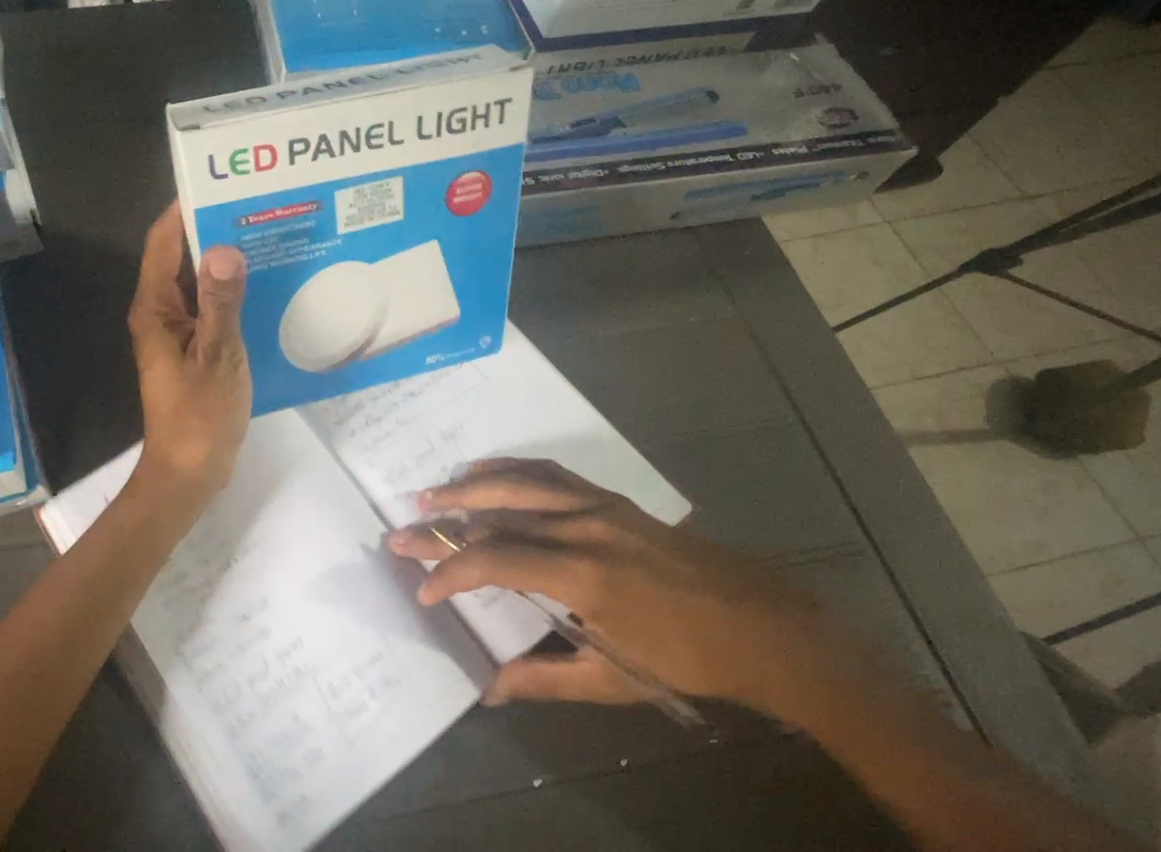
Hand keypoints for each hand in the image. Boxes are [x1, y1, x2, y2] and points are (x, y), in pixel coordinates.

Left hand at [127, 204, 251, 499]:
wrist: (189, 473)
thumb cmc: (199, 416)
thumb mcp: (217, 356)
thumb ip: (222, 303)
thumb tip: (224, 248)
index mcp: (155, 307)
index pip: (164, 241)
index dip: (186, 207)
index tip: (223, 182)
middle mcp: (161, 312)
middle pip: (182, 256)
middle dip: (214, 228)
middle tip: (260, 204)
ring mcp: (177, 331)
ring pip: (199, 282)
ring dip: (226, 260)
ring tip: (270, 233)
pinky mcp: (195, 348)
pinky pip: (211, 306)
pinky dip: (233, 292)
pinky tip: (268, 285)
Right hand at [387, 458, 839, 715]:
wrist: (761, 625)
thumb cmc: (686, 657)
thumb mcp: (613, 679)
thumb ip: (544, 680)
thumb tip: (488, 690)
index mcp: (582, 575)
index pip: (495, 560)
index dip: (450, 573)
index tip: (422, 592)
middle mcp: (583, 528)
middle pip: (496, 516)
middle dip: (442, 526)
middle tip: (399, 532)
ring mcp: (598, 507)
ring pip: (518, 485)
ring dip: (467, 487)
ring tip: (428, 494)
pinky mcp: (610, 500)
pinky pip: (549, 474)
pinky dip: (511, 469)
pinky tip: (485, 471)